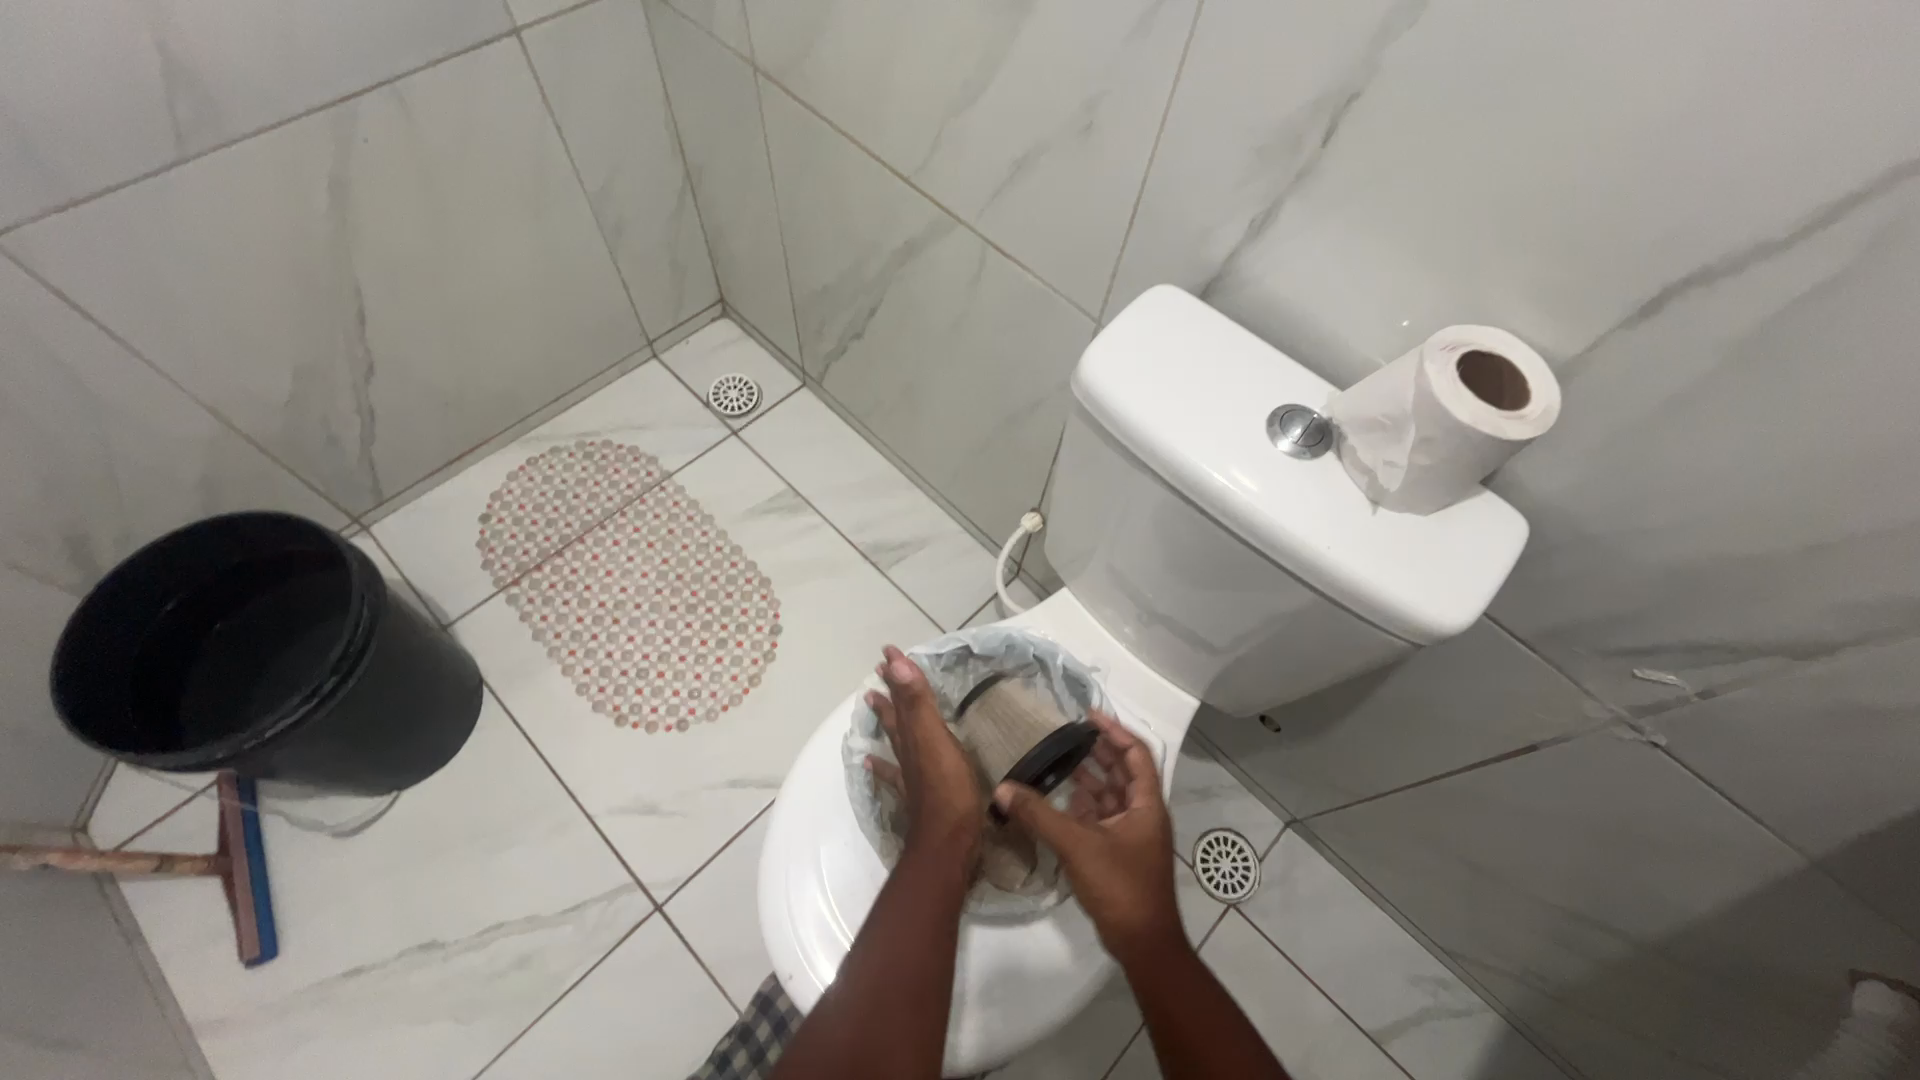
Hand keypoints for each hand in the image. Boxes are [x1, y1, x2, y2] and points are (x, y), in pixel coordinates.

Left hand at [865, 646, 984, 865]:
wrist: (947, 840)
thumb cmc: (948, 787)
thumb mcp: (935, 738)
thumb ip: (917, 701)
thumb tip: (894, 663)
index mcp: (914, 733)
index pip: (902, 695)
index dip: (896, 673)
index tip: (888, 651)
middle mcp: (907, 749)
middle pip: (895, 714)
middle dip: (889, 691)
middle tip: (879, 672)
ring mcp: (909, 773)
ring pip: (893, 738)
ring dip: (885, 718)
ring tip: (871, 703)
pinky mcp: (915, 794)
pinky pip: (892, 773)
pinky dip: (879, 765)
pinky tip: (868, 762)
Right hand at [993, 712, 1182, 964]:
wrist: (1143, 943)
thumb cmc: (1120, 886)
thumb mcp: (1077, 845)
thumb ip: (1039, 815)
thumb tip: (1003, 789)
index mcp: (1147, 804)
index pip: (1136, 753)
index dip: (1115, 731)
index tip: (1088, 715)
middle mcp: (1144, 814)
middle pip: (1124, 771)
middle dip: (1099, 751)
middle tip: (1068, 734)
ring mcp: (1133, 835)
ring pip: (1112, 796)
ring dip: (1089, 778)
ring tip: (1058, 760)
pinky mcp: (1121, 853)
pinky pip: (1102, 818)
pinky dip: (1084, 806)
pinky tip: (1060, 800)